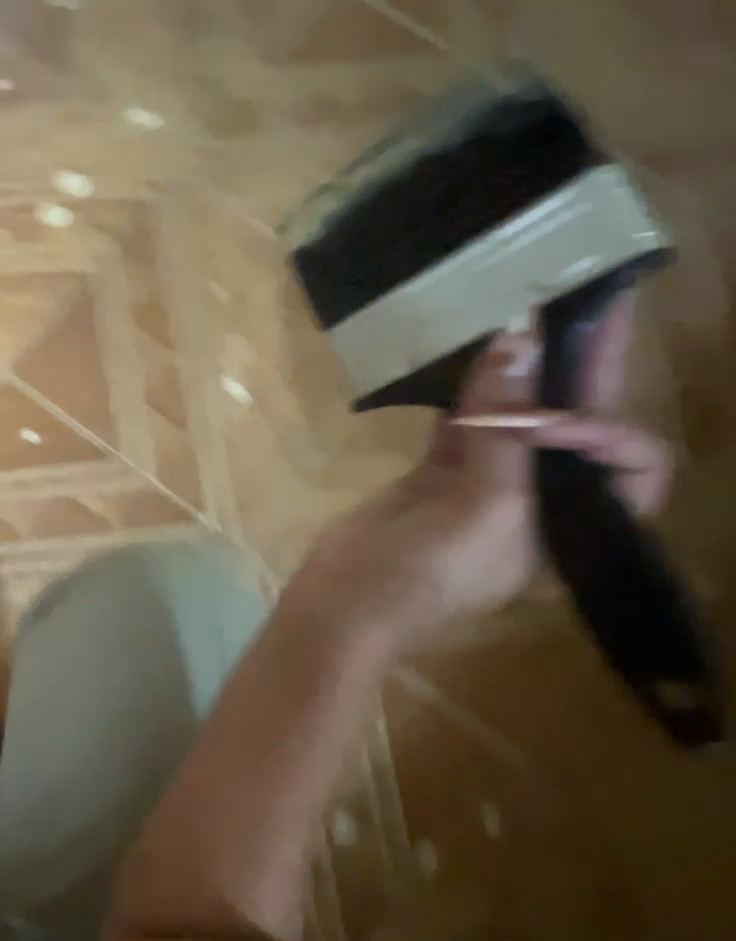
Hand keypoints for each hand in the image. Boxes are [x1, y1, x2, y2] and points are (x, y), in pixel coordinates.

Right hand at [295, 295, 672, 650]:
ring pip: (516, 422)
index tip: (550, 417)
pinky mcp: (433, 477)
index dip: (602, 429)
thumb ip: (503, 430)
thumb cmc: (422, 574)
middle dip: (581, 374)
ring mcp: (482, 486)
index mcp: (573, 522)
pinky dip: (468, 394)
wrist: (341, 605)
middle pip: (575, 429)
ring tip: (531, 317)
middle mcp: (539, 499)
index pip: (626, 462)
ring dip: (522, 375)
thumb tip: (518, 342)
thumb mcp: (480, 508)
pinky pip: (462, 427)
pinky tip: (473, 359)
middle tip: (590, 309)